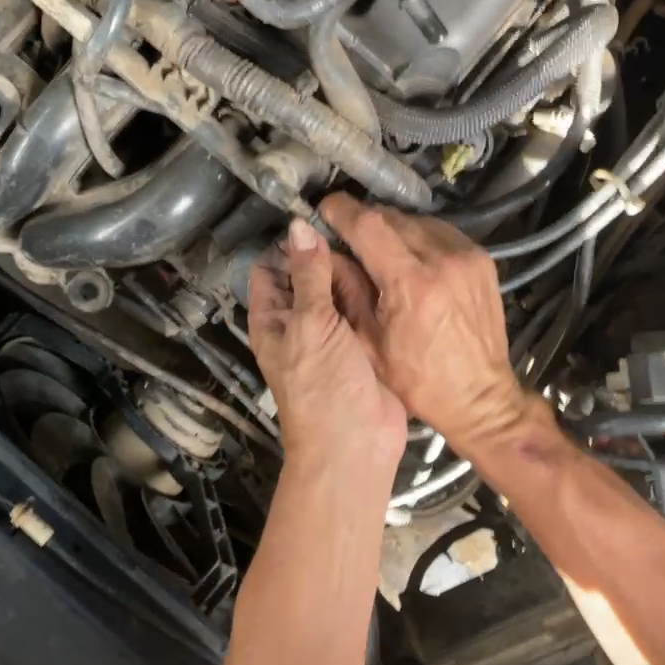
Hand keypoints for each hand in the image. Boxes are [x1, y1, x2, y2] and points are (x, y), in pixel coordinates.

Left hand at [248, 217, 407, 470]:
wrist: (357, 444)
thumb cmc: (322, 387)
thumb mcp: (312, 323)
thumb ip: (309, 274)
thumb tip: (298, 226)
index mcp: (273, 318)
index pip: (271, 268)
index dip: (289, 244)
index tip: (319, 219)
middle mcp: (300, 322)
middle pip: (312, 275)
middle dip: (331, 260)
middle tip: (356, 244)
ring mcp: (334, 334)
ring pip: (343, 289)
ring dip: (357, 279)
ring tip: (376, 264)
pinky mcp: (364, 345)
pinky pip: (367, 311)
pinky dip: (376, 298)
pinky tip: (393, 280)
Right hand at [318, 192, 534, 453]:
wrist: (480, 397)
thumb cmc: (419, 381)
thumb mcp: (368, 343)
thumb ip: (345, 291)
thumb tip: (324, 253)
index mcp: (411, 284)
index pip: (369, 225)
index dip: (342, 211)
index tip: (325, 208)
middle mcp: (443, 261)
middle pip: (392, 217)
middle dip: (364, 220)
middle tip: (346, 234)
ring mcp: (467, 257)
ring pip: (417, 220)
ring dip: (392, 228)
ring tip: (378, 249)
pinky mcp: (482, 260)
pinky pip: (440, 232)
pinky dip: (418, 237)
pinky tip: (409, 258)